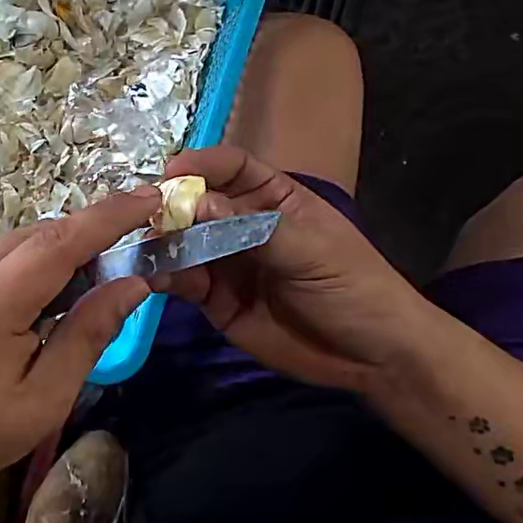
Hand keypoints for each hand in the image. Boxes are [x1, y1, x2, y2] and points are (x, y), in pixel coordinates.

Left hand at [0, 185, 160, 494]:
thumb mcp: (44, 399)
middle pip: (39, 236)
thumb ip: (89, 333)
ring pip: (17, 242)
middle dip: (88, 239)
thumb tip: (133, 282)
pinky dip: (27, 264)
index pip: (58, 244)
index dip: (108, 217)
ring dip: (56, 254)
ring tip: (81, 290)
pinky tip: (36, 299)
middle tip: (127, 257)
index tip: (150, 198)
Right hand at [155, 145, 430, 390]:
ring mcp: (224, 260)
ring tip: (150, 250)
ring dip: (163, 242)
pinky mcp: (213, 298)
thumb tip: (198, 203)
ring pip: (183, 241)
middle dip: (172, 205)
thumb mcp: (312, 250)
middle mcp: (240, 223)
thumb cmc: (354, 288)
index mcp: (272, 198)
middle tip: (150, 217)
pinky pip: (182, 280)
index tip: (172, 171)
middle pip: (196, 202)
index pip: (231, 167)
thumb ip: (254, 229)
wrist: (372, 358)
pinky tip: (156, 278)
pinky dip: (164, 276)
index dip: (201, 164)